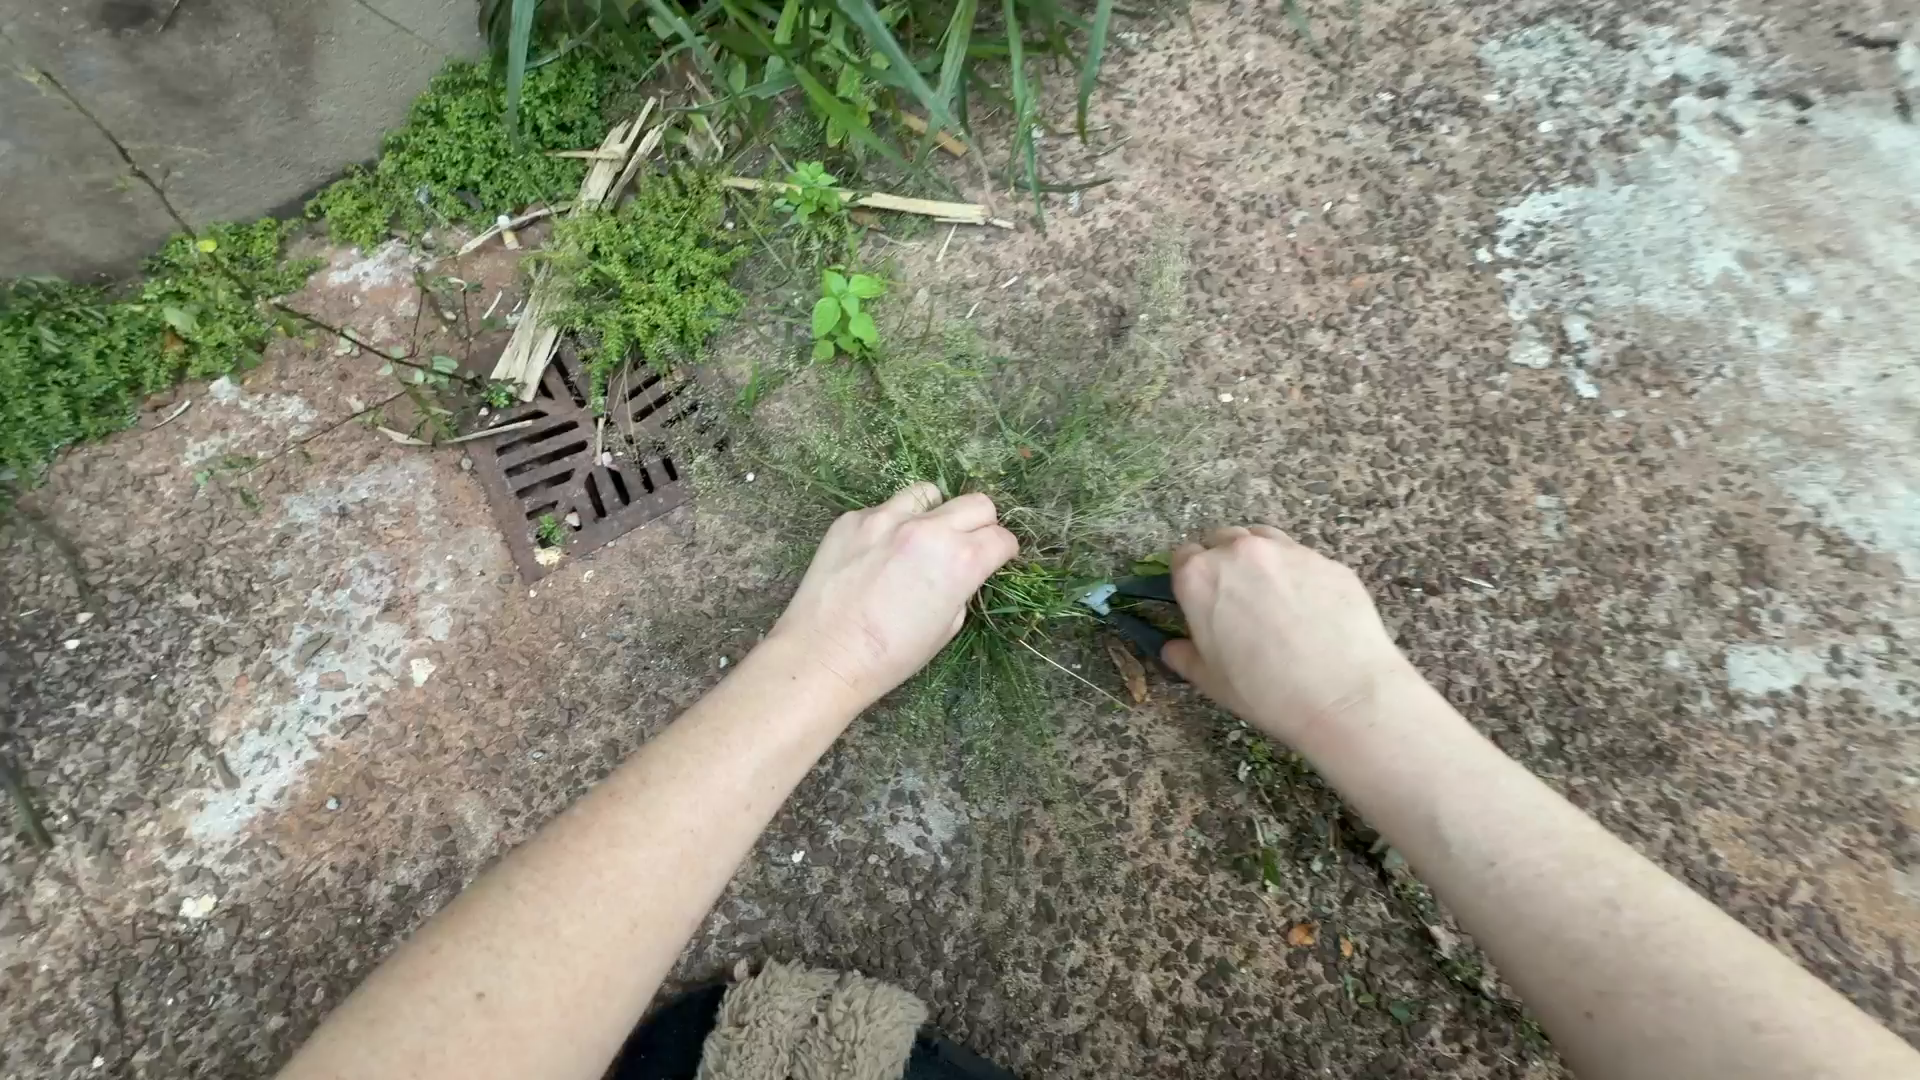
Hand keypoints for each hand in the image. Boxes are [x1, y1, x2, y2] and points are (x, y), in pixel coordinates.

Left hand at [765, 483, 1018, 708]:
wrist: (824, 656)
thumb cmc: (891, 656)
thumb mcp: (948, 626)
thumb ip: (962, 585)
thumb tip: (962, 568)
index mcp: (961, 560)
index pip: (1001, 537)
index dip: (1002, 551)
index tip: (994, 559)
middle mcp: (928, 529)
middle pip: (977, 503)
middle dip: (980, 525)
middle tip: (966, 546)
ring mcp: (887, 517)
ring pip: (930, 493)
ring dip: (935, 514)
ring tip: (919, 540)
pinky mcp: (853, 519)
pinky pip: (886, 509)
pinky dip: (892, 526)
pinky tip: (878, 556)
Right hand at [1161, 526, 1418, 747]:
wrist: (1342, 695)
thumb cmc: (1264, 690)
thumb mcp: (1209, 680)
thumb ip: (1183, 656)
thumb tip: (1173, 648)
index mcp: (1200, 576)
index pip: (1183, 556)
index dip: (1190, 577)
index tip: (1200, 598)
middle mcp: (1239, 552)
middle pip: (1221, 539)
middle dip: (1223, 562)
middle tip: (1236, 598)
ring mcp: (1287, 551)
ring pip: (1261, 539)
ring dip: (1257, 558)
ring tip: (1271, 593)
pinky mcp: (1326, 560)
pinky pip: (1301, 557)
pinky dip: (1296, 573)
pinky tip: (1308, 606)